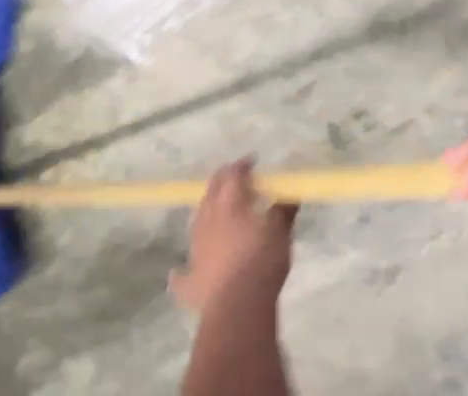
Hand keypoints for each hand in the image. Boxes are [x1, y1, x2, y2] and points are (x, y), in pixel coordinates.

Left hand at [169, 159, 297, 314]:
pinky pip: (182, 275)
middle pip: (209, 194)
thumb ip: (283, 211)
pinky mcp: (190, 281)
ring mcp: (195, 251)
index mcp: (230, 205)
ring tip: (211, 214)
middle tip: (231, 178)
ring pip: (196, 224)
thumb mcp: (281, 231)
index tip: (251, 162)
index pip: (233, 176)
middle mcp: (208, 222)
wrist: (237, 305)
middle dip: (219, 183)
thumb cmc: (262, 260)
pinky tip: (177, 273)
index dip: (241, 166)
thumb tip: (290, 195)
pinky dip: (181, 273)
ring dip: (204, 214)